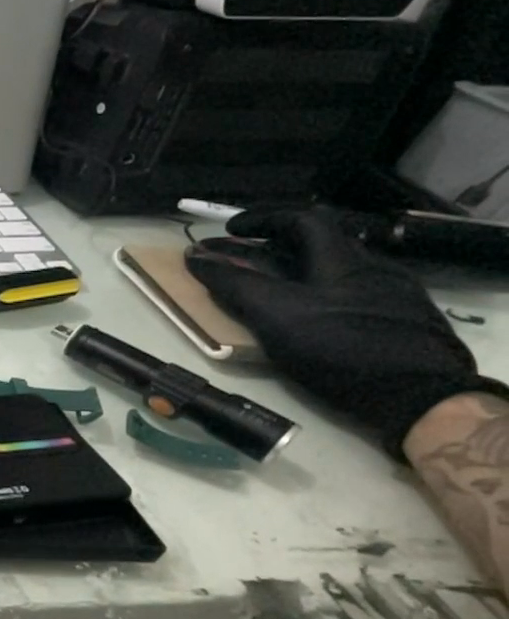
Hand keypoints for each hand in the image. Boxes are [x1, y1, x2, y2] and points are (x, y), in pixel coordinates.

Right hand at [186, 207, 497, 456]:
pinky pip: (349, 296)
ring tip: (260, 287)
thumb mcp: (277, 315)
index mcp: (344, 262)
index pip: (302, 220)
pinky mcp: (401, 324)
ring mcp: (391, 297)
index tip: (231, 231)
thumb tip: (197, 258)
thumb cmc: (342, 348)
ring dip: (290, 273)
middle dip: (266, 249)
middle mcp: (372, 270)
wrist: (421, 398)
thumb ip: (236, 285)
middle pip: (314, 246)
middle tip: (232, 260)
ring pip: (331, 273)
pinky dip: (316, 295)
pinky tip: (306, 315)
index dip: (262, 220)